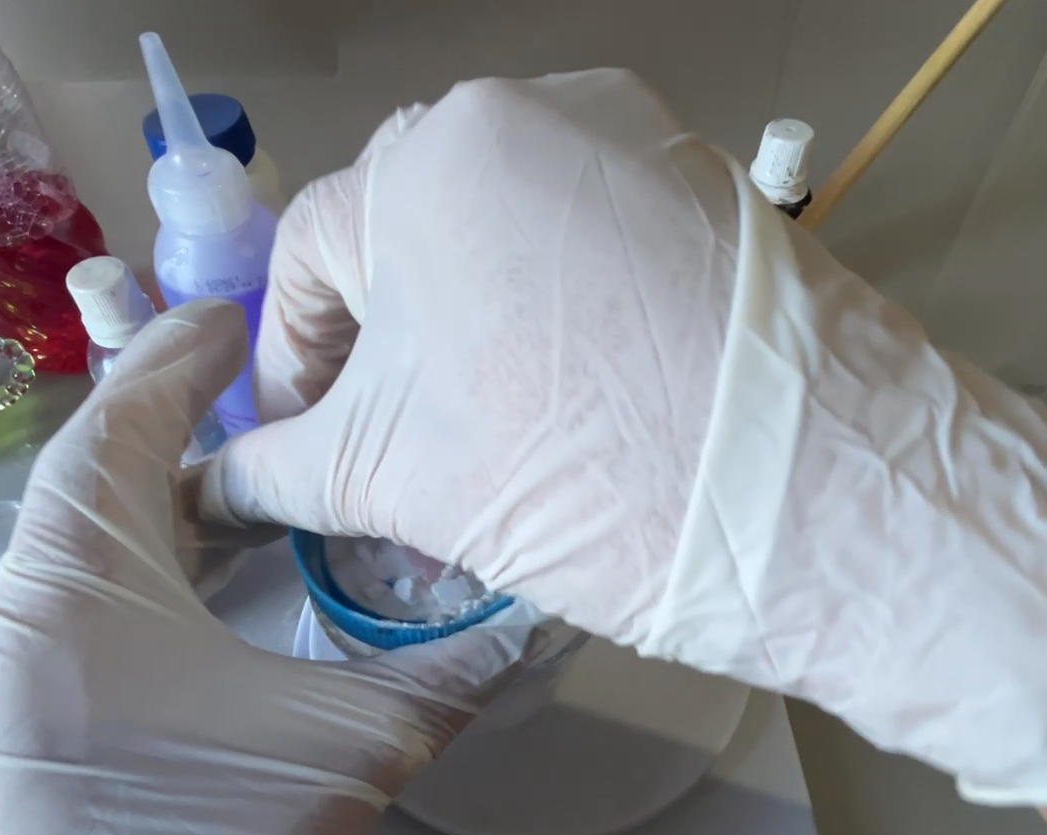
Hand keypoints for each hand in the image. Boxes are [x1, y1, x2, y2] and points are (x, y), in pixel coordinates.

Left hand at [0, 300, 546, 834]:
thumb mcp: (338, 771)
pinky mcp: (27, 735)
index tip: (233, 316)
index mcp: (68, 607)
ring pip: (104, 557)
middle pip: (106, 488)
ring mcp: (9, 686)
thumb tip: (532, 622)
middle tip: (283, 397)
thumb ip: (440, 681)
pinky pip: (100, 616)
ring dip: (187, 514)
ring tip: (276, 485)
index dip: (175, 365)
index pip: (112, 438)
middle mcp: (16, 629)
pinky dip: (169, 581)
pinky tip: (235, 593)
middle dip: (194, 433)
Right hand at [204, 69, 1046, 805]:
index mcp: (436, 160)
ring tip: (490, 444)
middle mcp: (538, 116)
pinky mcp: (708, 199)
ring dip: (471, 344)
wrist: (831, 507)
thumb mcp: (409, 482)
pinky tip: (576, 402)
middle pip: (411, 250)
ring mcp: (639, 148)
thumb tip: (215, 480)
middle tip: (398, 459)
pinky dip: (553, 322)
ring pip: (503, 249)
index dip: (294, 365)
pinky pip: (586, 252)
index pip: (312, 259)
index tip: (303, 446)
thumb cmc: (594, 485)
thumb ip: (291, 469)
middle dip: (387, 360)